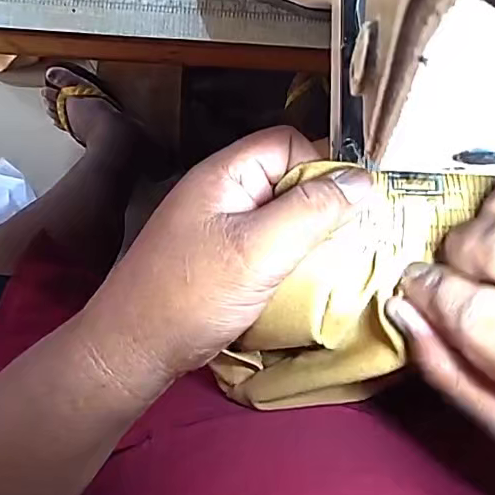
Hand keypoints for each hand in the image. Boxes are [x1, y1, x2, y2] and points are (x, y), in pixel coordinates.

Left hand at [76, 127, 371, 389]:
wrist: (132, 351)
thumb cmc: (188, 297)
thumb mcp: (259, 250)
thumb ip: (312, 211)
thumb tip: (362, 180)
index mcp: (226, 174)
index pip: (289, 143)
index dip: (320, 166)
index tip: (340, 208)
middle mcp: (224, 191)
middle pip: (288, 176)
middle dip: (319, 203)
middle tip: (338, 240)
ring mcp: (222, 224)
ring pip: (283, 211)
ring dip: (308, 232)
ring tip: (325, 261)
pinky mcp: (223, 255)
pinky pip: (270, 239)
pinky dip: (291, 253)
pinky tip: (301, 277)